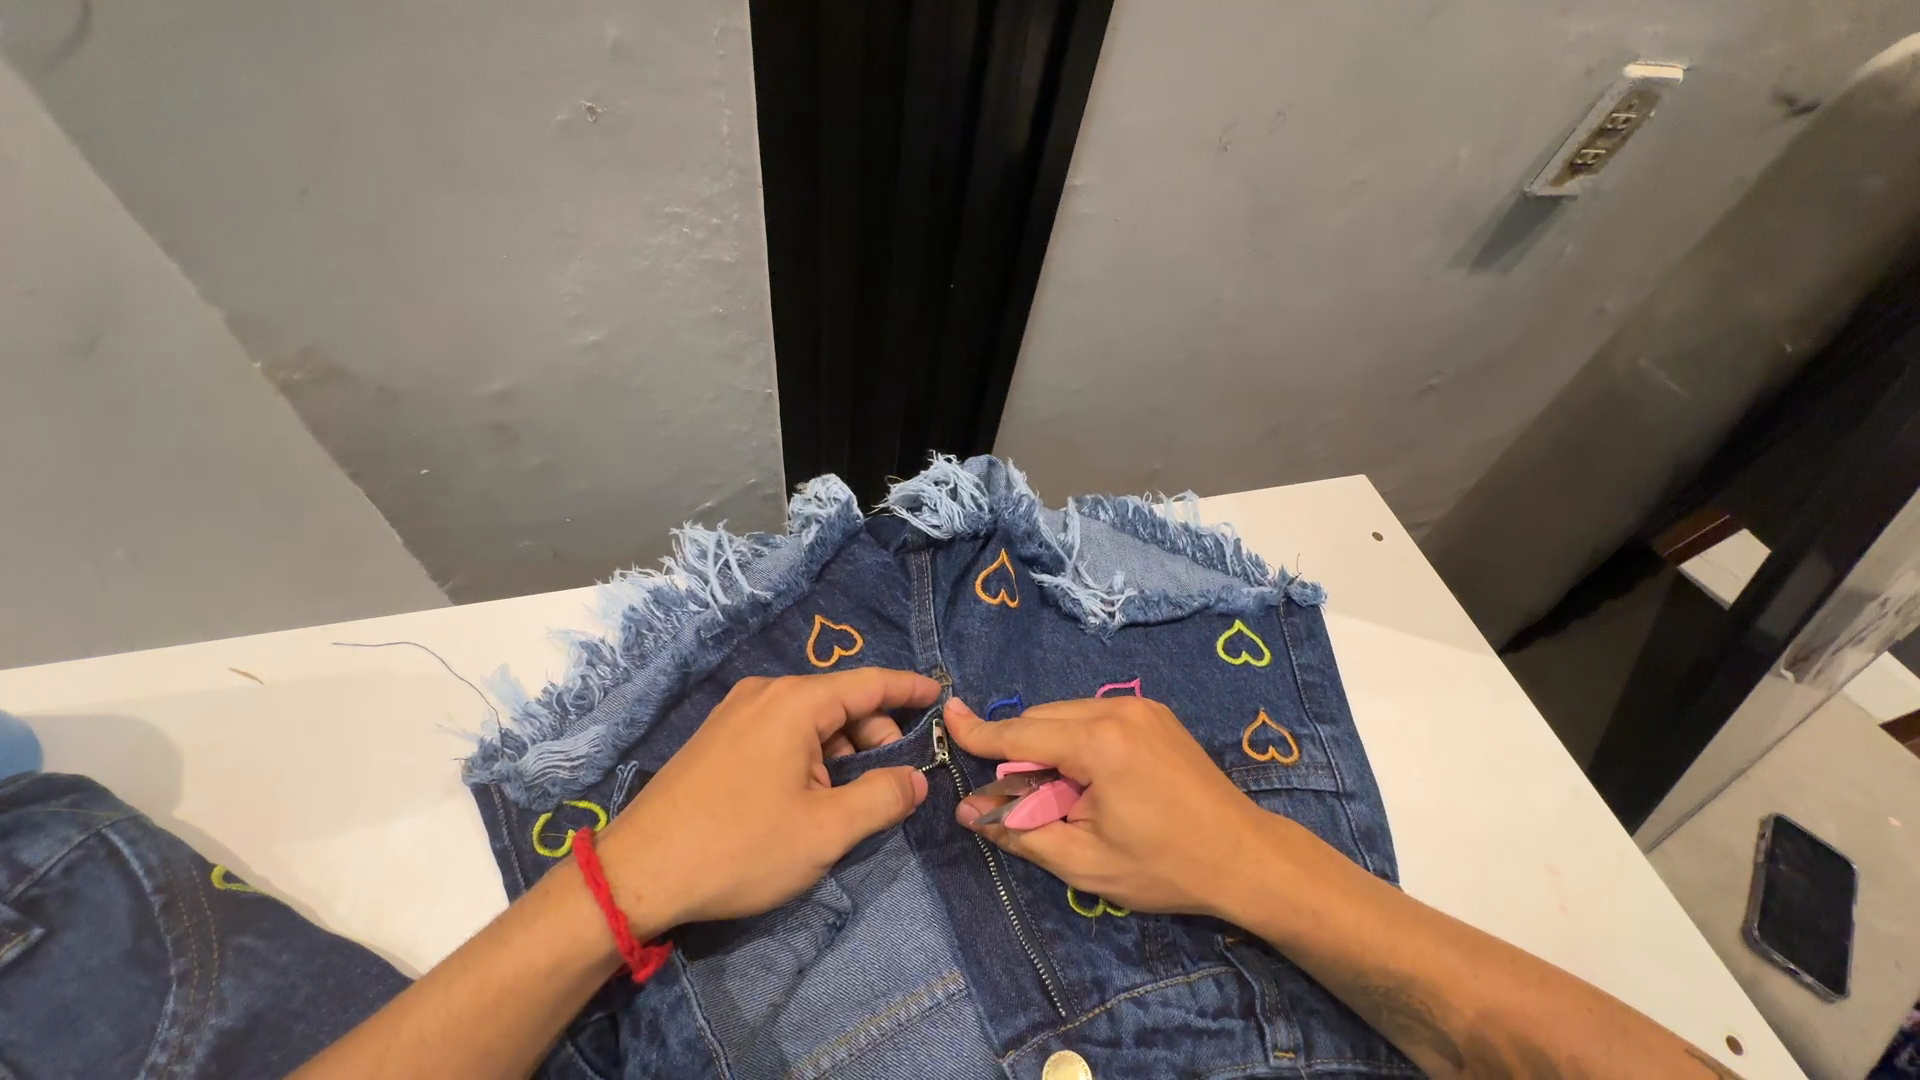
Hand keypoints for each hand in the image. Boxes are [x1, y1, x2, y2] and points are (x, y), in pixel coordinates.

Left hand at [595, 669, 937, 931]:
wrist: (636, 874)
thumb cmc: (740, 846)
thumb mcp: (825, 830)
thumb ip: (882, 798)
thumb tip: (916, 781)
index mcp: (796, 702)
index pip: (870, 683)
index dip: (910, 689)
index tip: (941, 697)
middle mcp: (766, 694)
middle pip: (841, 703)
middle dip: (876, 736)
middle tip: (894, 784)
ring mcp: (736, 715)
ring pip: (811, 723)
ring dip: (841, 754)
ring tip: (848, 802)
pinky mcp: (718, 739)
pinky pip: (781, 735)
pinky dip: (809, 758)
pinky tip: (809, 798)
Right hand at [946, 695, 1284, 917]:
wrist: (1245, 857)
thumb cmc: (1163, 866)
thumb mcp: (1083, 861)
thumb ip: (1020, 830)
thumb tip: (969, 811)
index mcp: (1098, 743)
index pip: (1020, 734)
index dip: (979, 732)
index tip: (947, 716)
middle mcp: (1116, 709)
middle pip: (1040, 718)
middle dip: (1018, 750)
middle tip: (1019, 796)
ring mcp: (1139, 705)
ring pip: (1065, 713)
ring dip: (1048, 744)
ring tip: (1062, 792)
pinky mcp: (1154, 711)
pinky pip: (1093, 714)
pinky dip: (1075, 737)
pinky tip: (1088, 775)